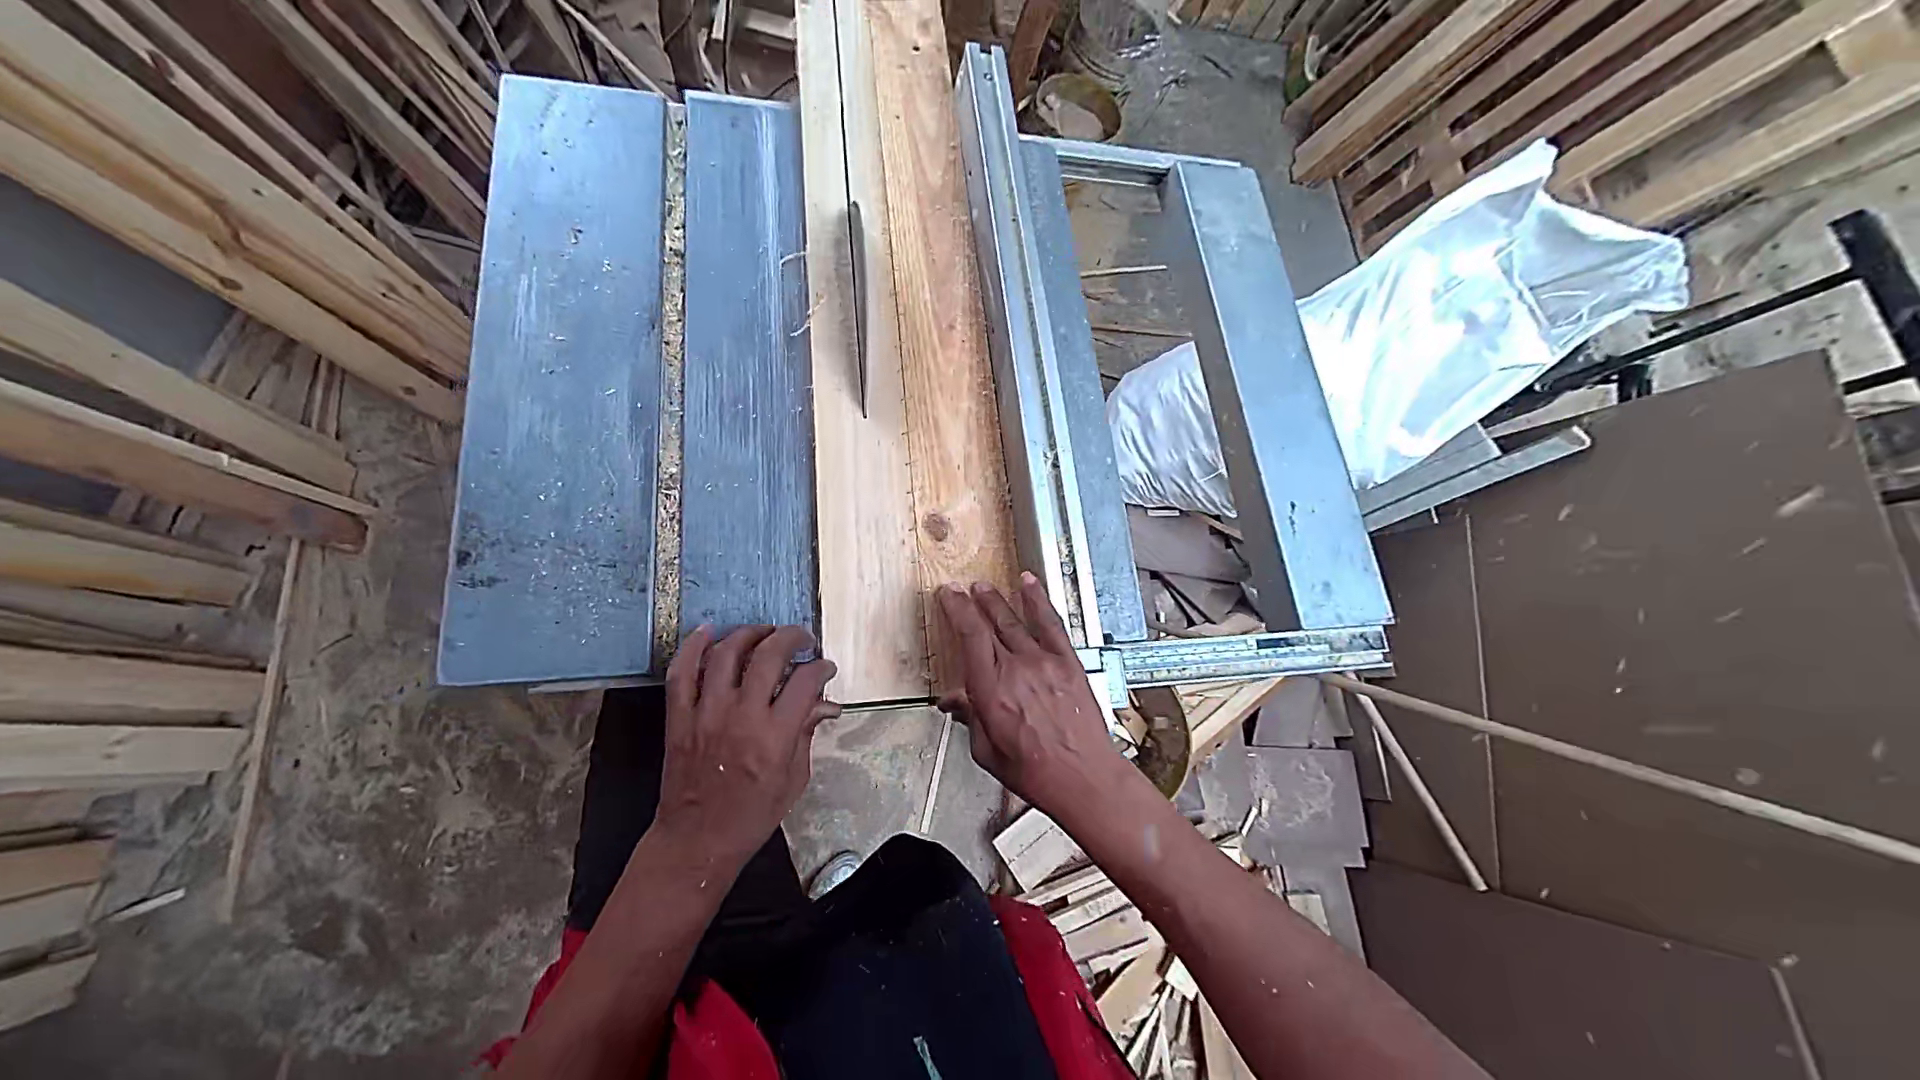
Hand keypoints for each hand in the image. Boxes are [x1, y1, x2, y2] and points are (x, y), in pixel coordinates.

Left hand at [654, 625, 839, 866]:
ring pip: (727, 654)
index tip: (825, 668)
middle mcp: (741, 719)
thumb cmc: (751, 816)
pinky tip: (709, 632)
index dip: (821, 668)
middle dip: (791, 638)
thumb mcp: (794, 779)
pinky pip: (682, 673)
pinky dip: (693, 647)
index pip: (805, 682)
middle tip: (800, 638)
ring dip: (749, 633)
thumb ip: (807, 734)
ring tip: (764, 632)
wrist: (697, 840)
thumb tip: (824, 704)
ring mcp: (706, 715)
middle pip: (769, 656)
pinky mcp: (679, 718)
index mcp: (774, 737)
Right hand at [936, 574, 1132, 818]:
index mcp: (990, 691)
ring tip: (985, 588)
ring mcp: (1044, 663)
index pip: (969, 635)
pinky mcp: (1067, 663)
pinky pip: (1050, 623)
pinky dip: (1038, 601)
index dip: (956, 609)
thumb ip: (970, 719)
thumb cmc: (1037, 770)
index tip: (948, 596)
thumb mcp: (987, 751)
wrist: (1083, 777)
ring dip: (997, 601)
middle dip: (972, 601)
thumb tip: (956, 703)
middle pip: (989, 623)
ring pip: (1014, 620)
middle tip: (962, 589)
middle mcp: (1016, 670)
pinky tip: (1029, 585)